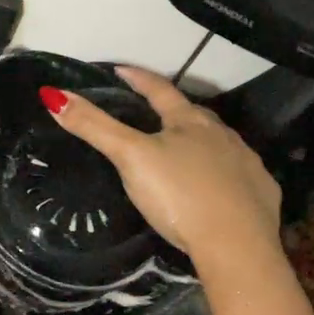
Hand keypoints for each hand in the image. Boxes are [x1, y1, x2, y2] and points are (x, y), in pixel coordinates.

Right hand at [44, 66, 282, 274]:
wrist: (236, 244)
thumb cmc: (179, 195)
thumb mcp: (130, 159)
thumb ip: (95, 127)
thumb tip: (53, 94)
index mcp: (190, 122)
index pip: (160, 90)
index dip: (138, 78)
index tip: (120, 70)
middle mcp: (222, 135)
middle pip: (193, 114)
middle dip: (173, 110)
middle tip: (153, 113)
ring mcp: (246, 163)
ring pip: (220, 143)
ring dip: (201, 142)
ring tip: (184, 150)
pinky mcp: (260, 192)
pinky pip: (239, 173)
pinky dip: (224, 172)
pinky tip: (217, 185)